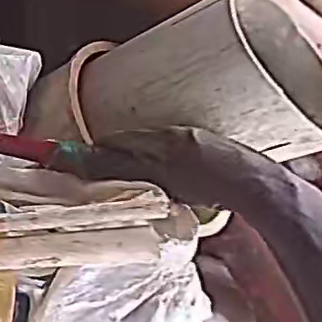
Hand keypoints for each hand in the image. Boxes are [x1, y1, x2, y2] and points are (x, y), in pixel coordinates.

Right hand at [52, 127, 304, 211]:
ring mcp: (200, 140)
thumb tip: (58, 152)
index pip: (111, 139)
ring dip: (147, 162)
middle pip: (134, 142)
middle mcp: (175, 132)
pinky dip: (172, 166)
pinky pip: (182, 155)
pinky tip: (178, 183)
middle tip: (113, 180)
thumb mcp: (143, 175)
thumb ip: (103, 165)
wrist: (263, 189)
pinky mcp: (220, 151)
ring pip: (159, 149)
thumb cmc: (202, 181)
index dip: (95, 154)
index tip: (86, 171)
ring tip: (146, 184)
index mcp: (154, 135)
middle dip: (120, 157)